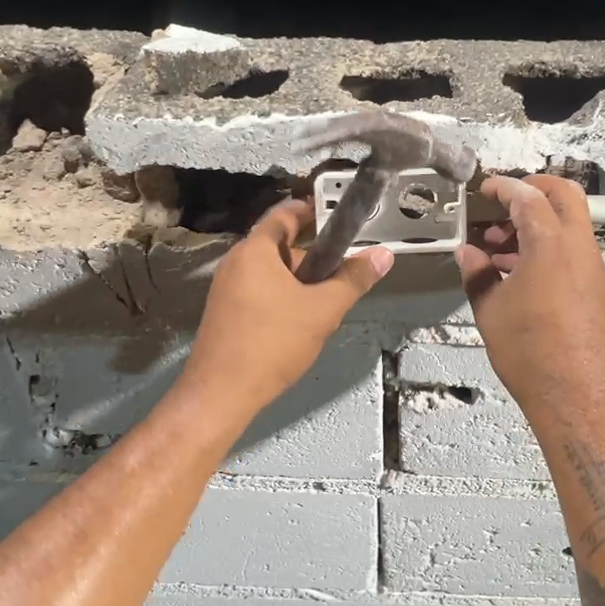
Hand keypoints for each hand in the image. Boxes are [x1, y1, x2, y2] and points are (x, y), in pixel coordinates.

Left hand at [180, 199, 393, 415]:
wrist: (221, 394)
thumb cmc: (272, 343)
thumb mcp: (323, 310)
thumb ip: (353, 279)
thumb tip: (383, 254)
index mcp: (255, 250)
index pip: (285, 214)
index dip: (312, 211)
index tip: (337, 218)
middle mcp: (235, 262)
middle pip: (280, 245)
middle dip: (311, 256)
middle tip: (340, 274)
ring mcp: (226, 288)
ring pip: (271, 273)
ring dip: (298, 281)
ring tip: (324, 304)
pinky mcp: (224, 312)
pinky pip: (258, 292)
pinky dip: (281, 297)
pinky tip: (298, 324)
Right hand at [455, 175, 604, 420]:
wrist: (577, 395)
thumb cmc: (530, 352)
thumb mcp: (490, 310)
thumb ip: (477, 274)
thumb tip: (467, 254)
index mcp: (550, 243)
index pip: (528, 196)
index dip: (504, 187)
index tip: (484, 189)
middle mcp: (578, 247)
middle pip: (563, 194)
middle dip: (532, 190)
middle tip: (500, 204)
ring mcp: (591, 266)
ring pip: (569, 221)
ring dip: (537, 221)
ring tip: (498, 246)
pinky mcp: (595, 286)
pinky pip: (572, 248)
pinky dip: (547, 243)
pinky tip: (516, 270)